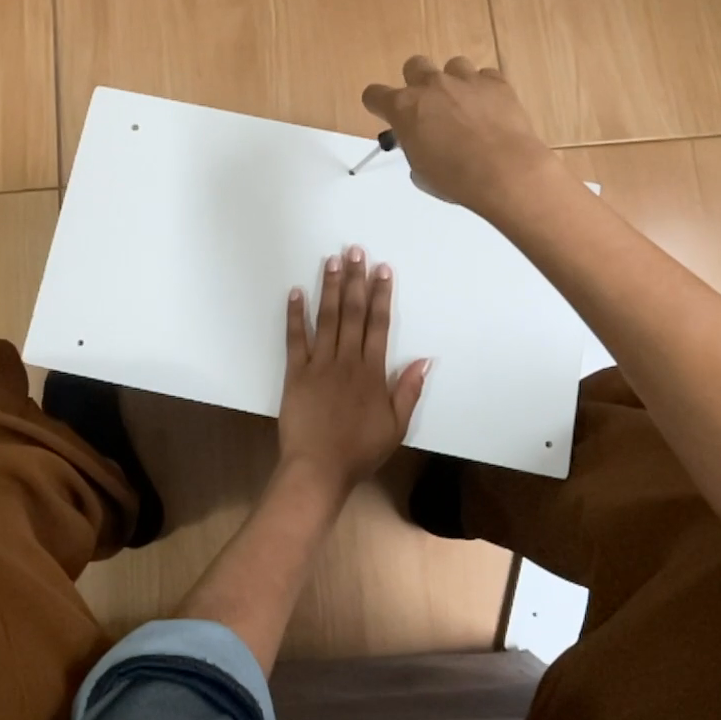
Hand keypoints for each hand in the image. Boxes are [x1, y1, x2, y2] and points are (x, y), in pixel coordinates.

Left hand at [278, 246, 429, 491]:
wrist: (319, 468)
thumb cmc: (360, 451)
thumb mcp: (396, 426)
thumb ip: (408, 390)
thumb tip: (425, 360)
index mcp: (372, 372)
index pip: (379, 324)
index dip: (381, 295)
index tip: (382, 270)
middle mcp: (347, 360)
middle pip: (352, 313)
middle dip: (355, 280)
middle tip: (355, 251)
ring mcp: (319, 364)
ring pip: (326, 318)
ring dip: (329, 287)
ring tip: (332, 260)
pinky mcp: (295, 373)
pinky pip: (296, 338)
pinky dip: (295, 314)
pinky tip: (295, 293)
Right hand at [362, 55, 558, 215]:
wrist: (504, 171)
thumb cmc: (455, 177)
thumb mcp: (421, 170)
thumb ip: (415, 148)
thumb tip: (424, 147)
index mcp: (403, 108)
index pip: (374, 94)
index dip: (378, 104)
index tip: (386, 114)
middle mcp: (431, 85)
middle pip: (414, 65)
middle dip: (417, 82)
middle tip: (428, 107)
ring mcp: (465, 79)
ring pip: (453, 65)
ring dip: (454, 83)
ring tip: (464, 107)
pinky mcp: (496, 82)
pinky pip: (485, 76)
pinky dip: (484, 89)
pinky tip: (489, 109)